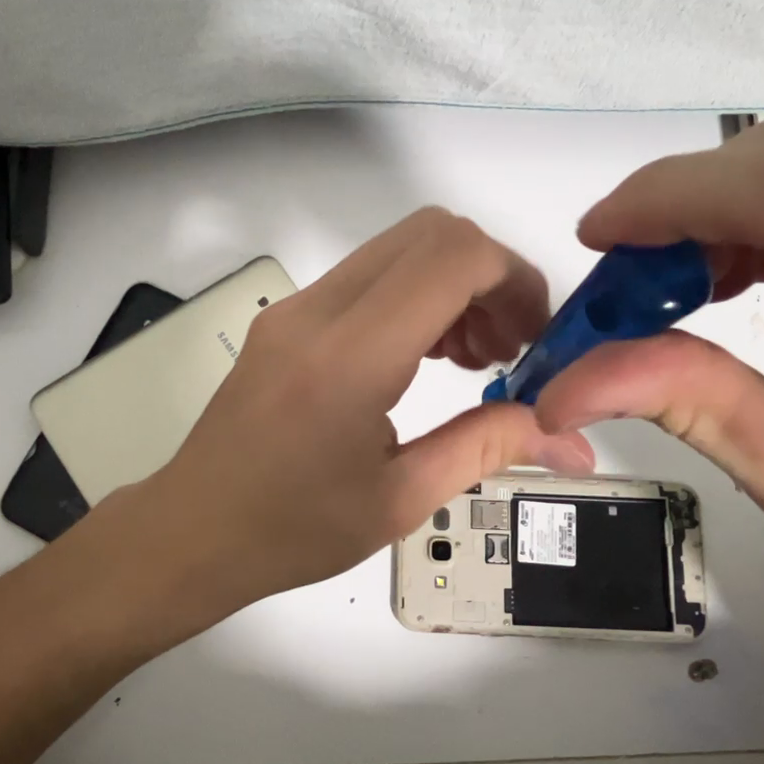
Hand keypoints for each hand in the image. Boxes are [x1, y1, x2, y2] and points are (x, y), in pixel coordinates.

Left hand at [139, 208, 594, 612]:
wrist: (193, 530)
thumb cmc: (292, 530)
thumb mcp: (400, 500)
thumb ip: (486, 446)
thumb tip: (570, 439)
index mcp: (349, 357)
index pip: (452, 256)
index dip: (514, 280)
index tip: (535, 338)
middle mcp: (317, 311)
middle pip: (430, 233)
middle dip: (490, 276)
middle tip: (509, 348)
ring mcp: (294, 308)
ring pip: (398, 247)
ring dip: (452, 284)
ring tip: (473, 359)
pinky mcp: (284, 317)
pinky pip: (366, 275)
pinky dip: (414, 296)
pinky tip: (425, 359)